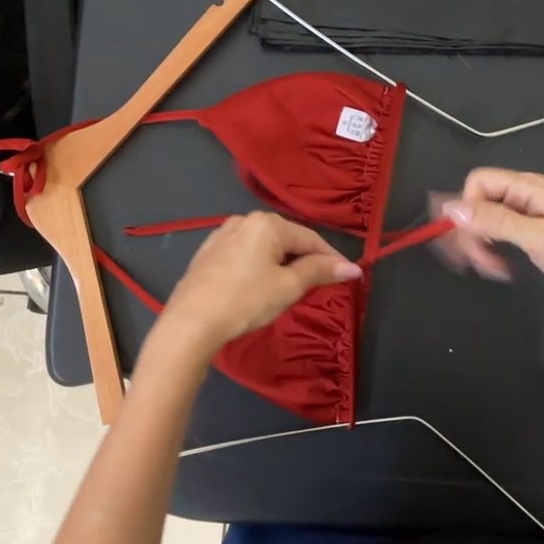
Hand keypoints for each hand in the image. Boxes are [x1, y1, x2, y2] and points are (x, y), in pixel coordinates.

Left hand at [156, 212, 361, 353]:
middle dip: (306, 259)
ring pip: (264, 246)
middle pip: (286, 239)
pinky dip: (259, 265)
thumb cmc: (245, 301)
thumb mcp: (288, 287)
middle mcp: (244, 221)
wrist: (191, 322)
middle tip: (322, 282)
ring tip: (294, 284)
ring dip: (282, 262)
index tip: (348, 275)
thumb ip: (319, 271)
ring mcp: (221, 235)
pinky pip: (244, 254)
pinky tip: (261, 283)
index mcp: (266, 223)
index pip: (310, 238)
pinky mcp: (207, 253)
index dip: (331, 258)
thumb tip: (352, 268)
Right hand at [435, 168, 543, 305]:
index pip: (479, 182)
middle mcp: (525, 194)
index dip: (466, 208)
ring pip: (484, 219)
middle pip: (478, 201)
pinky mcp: (527, 231)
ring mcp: (526, 213)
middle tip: (475, 263)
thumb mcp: (539, 239)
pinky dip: (490, 249)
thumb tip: (452, 209)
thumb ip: (497, 221)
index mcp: (529, 187)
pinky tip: (498, 266)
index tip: (469, 240)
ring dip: (479, 244)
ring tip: (491, 269)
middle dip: (470, 231)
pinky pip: (496, 232)